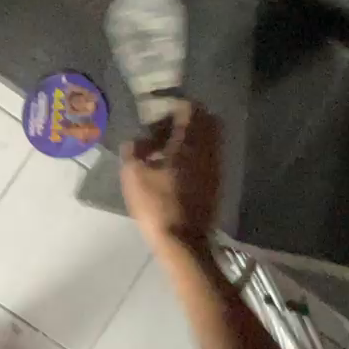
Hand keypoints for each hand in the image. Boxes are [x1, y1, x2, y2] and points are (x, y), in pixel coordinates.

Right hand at [120, 102, 222, 251]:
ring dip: (192, 138)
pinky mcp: (216, 183)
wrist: (183, 241)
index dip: (174, 106)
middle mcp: (208, 150)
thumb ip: (132, 151)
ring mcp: (215, 167)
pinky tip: (177, 167)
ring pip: (209, 140)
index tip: (158, 113)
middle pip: (206, 122)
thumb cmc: (156, 204)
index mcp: (189, 143)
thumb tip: (134, 141)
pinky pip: (209, 157)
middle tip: (166, 128)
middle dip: (188, 120)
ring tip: (169, 148)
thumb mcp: (133, 175)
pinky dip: (196, 155)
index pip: (190, 109)